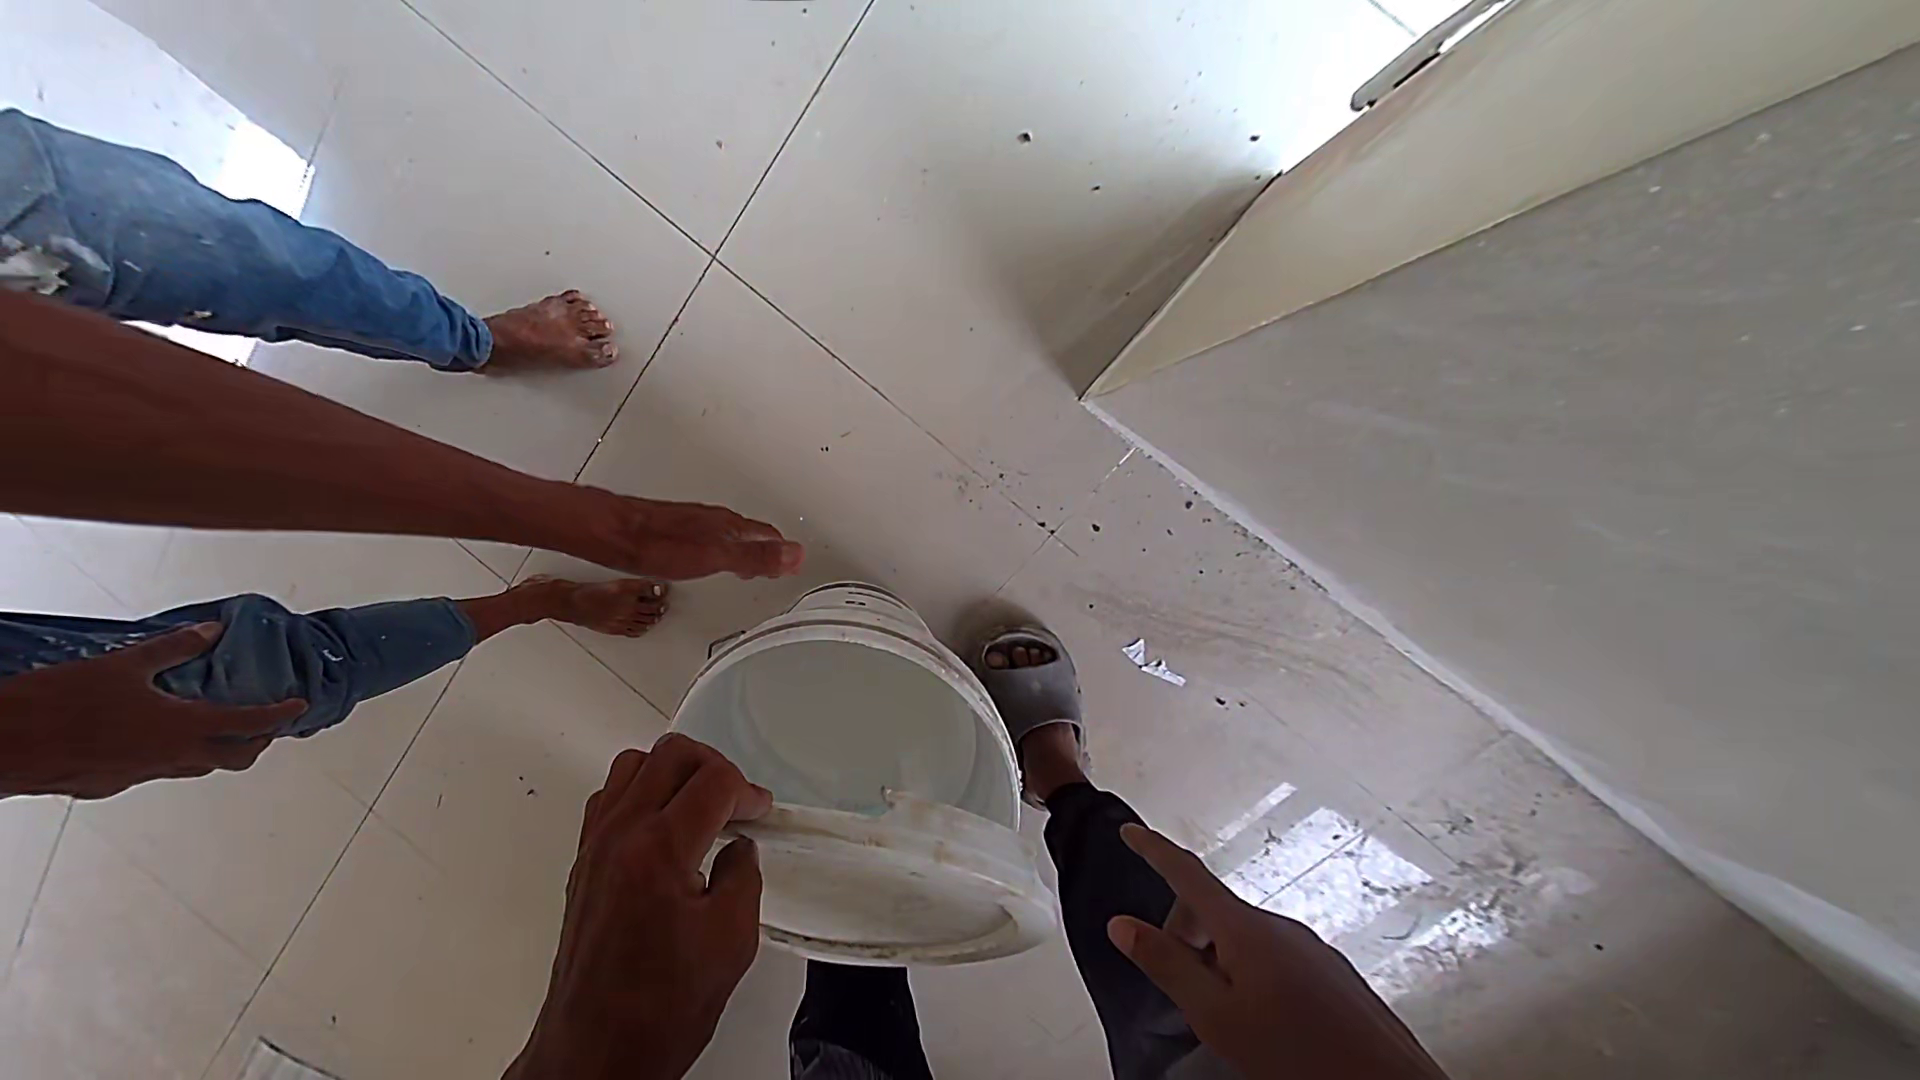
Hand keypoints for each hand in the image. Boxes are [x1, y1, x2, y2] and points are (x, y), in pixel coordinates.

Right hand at [0, 623, 304, 798]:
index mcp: (186, 727)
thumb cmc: (53, 705)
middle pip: (235, 758)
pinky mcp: (103, 786)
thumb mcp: (121, 667)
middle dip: (257, 742)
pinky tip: (159, 743)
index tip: (300, 705)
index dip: (282, 714)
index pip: (254, 723)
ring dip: (215, 752)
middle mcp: (171, 756)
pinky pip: (151, 773)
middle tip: (266, 727)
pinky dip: (169, 759)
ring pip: (195, 768)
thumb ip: (173, 649)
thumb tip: (212, 630)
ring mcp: (137, 775)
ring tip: (221, 733)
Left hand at [508, 734, 773, 1079]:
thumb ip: (744, 873)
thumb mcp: (732, 938)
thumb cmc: (656, 1009)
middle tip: (736, 798)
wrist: (595, 1056)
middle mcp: (620, 837)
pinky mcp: (583, 862)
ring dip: (675, 772)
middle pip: (673, 754)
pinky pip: (610, 795)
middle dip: (715, 766)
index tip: (758, 809)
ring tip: (700, 802)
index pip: (715, 780)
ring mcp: (595, 847)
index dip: (748, 791)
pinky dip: (642, 790)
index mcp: (659, 851)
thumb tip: (740, 846)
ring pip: (635, 763)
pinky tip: (664, 820)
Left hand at [571, 487, 804, 580]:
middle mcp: (713, 521)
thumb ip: (756, 557)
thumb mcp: (716, 556)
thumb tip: (795, 554)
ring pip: (730, 534)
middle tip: (776, 562)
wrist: (610, 532)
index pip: (767, 536)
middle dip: (766, 547)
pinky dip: (721, 548)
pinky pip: (709, 537)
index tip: (792, 563)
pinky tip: (710, 557)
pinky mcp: (674, 530)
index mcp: (729, 526)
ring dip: (744, 547)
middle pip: (750, 533)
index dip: (781, 552)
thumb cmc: (658, 544)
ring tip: (750, 561)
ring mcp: (693, 524)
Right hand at [1108, 824, 1449, 1079]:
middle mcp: (1279, 926)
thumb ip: (1167, 965)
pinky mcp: (1333, 976)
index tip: (1131, 831)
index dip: (1154, 849)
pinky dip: (1250, 974)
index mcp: (1245, 928)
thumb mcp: (1218, 1017)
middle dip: (1184, 934)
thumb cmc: (1303, 1060)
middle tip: (1178, 986)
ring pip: (1244, 938)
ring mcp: (1310, 949)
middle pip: (1213, 909)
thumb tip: (1122, 924)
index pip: (1187, 872)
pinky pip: (1275, 957)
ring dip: (1218, 960)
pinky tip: (1265, 1024)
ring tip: (1224, 1017)